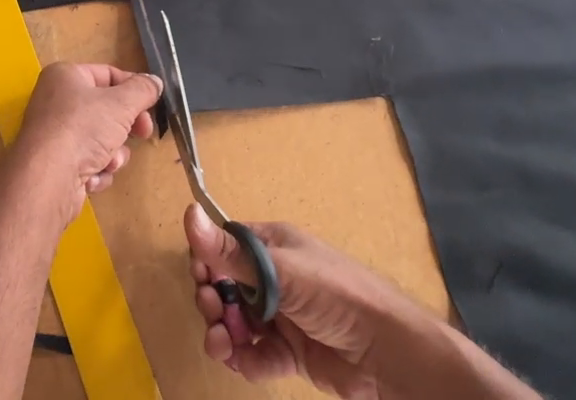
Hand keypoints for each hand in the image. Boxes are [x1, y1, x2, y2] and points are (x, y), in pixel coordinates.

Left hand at [12, 63, 161, 213]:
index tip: (153, 103)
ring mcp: (55, 134)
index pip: (107, 74)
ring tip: (109, 160)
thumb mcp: (121, 104)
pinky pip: (88, 161)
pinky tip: (92, 176)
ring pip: (100, 139)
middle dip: (125, 126)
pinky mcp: (57, 163)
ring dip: (113, 153)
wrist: (48, 177)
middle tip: (143, 133)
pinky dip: (97, 170)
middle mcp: (56, 101)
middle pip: (105, 109)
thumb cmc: (83, 128)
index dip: (133, 88)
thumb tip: (155, 81)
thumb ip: (142, 91)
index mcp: (65, 76)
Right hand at [185, 205, 431, 397]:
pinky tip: (247, 363)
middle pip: (225, 287)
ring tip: (223, 346)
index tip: (202, 278)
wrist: (388, 353)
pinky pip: (257, 354)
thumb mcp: (280, 271)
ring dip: (223, 334)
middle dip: (212, 301)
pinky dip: (247, 360)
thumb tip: (187, 212)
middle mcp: (275, 278)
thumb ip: (230, 251)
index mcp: (273, 246)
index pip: (225, 247)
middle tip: (212, 313)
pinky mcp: (291, 352)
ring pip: (237, 323)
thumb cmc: (335, 295)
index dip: (207, 262)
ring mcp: (283, 316)